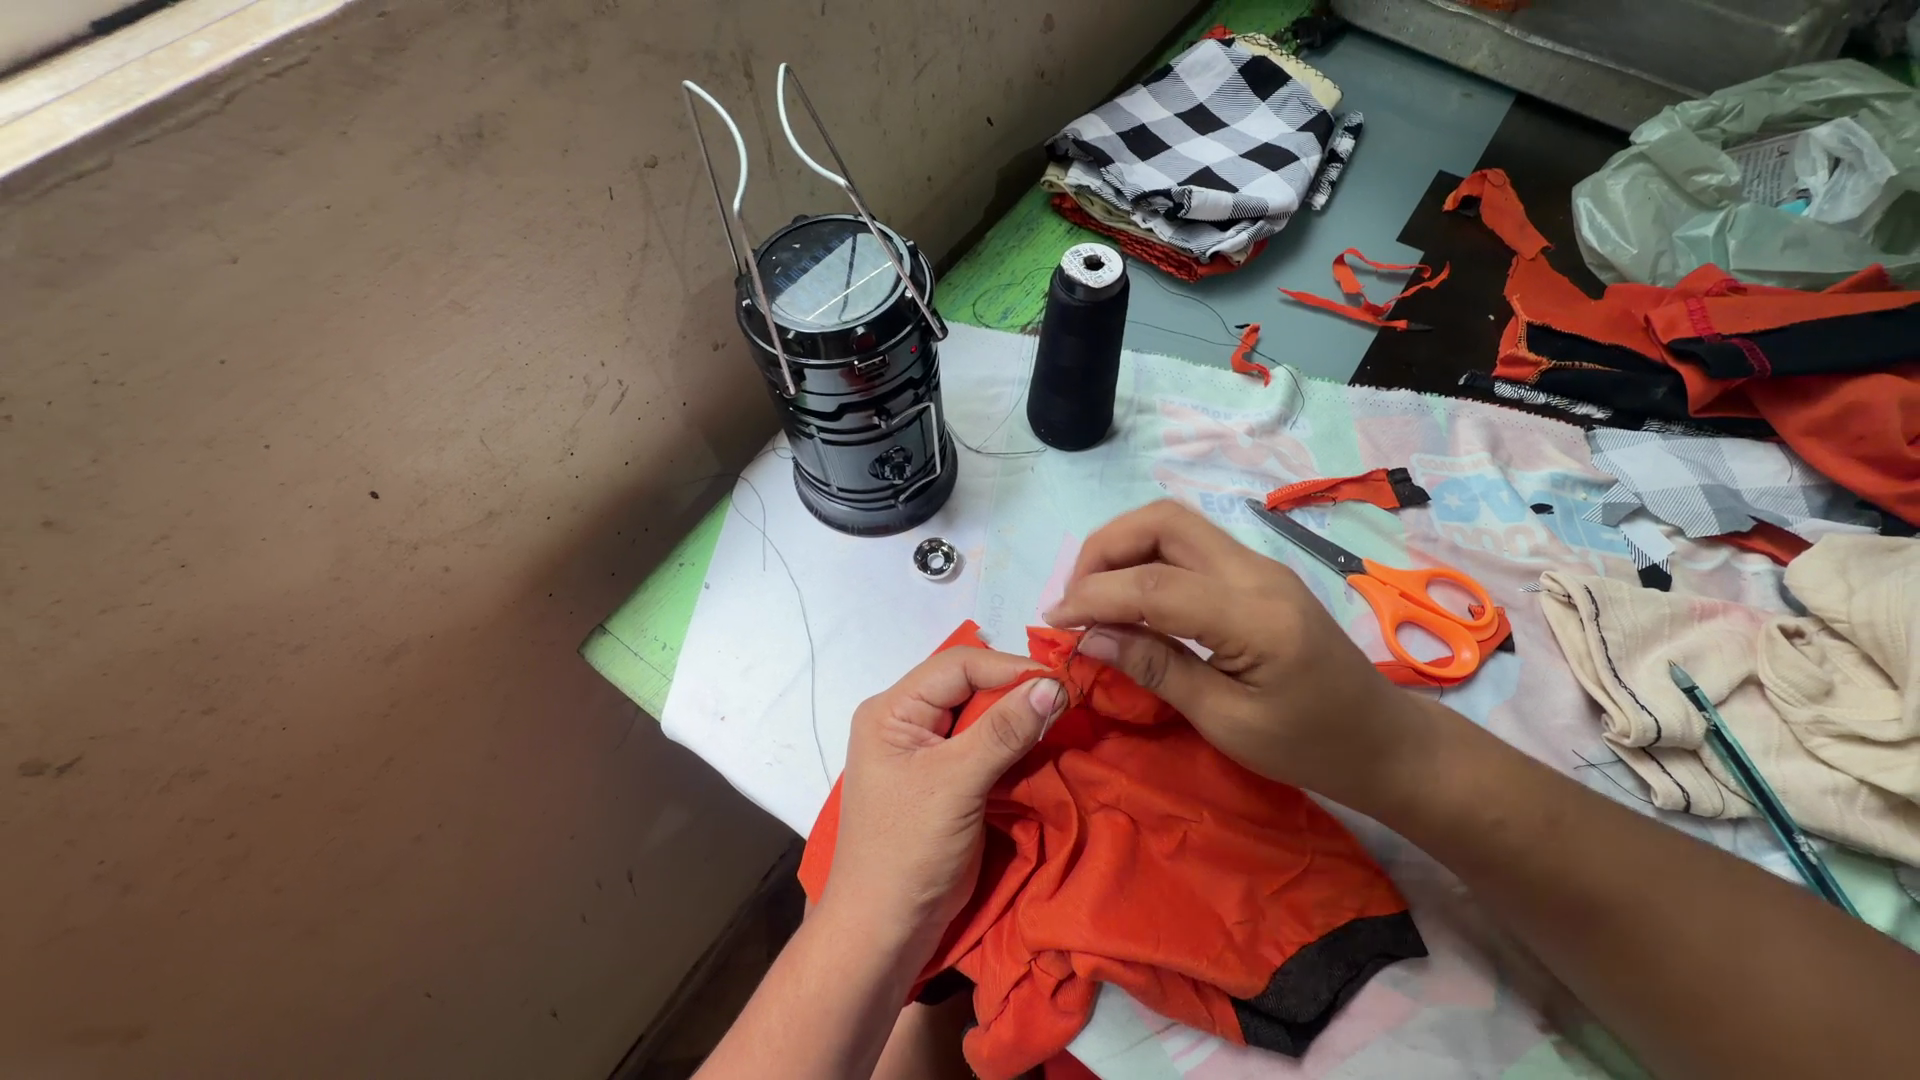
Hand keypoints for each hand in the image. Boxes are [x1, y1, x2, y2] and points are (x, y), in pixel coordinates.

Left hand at [820, 647, 1066, 961]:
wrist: (885, 929)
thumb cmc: (908, 851)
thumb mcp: (956, 784)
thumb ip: (1004, 731)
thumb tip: (1054, 685)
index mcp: (891, 710)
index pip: (957, 666)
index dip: (1009, 668)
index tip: (1060, 682)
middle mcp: (906, 720)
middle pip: (969, 685)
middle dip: (1016, 691)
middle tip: (1067, 700)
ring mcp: (925, 751)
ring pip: (981, 715)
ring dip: (1019, 718)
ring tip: (1062, 719)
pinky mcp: (946, 779)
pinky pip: (984, 746)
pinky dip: (1014, 745)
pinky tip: (1042, 746)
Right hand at [1042, 500, 1418, 801]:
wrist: (1383, 742)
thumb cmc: (1309, 746)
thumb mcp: (1226, 722)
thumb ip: (1157, 669)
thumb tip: (1090, 636)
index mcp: (1254, 615)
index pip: (1154, 584)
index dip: (1094, 596)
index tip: (1053, 622)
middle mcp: (1256, 572)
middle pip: (1163, 521)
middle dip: (1105, 549)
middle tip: (1075, 599)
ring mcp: (1259, 567)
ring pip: (1175, 525)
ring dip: (1123, 549)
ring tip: (1093, 598)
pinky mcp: (1256, 575)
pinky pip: (1189, 547)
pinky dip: (1147, 561)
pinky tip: (1129, 600)